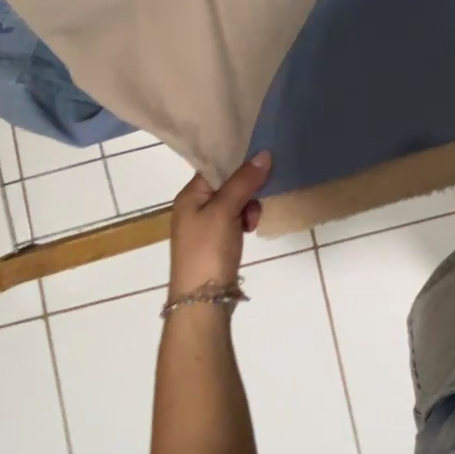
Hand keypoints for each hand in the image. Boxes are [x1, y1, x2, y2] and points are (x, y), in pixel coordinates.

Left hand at [168, 151, 272, 296]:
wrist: (203, 300)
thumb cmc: (208, 249)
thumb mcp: (225, 210)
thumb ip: (244, 181)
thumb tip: (264, 153)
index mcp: (190, 195)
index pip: (215, 165)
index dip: (238, 160)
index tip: (264, 157)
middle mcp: (195, 206)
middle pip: (228, 182)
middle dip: (248, 187)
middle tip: (259, 197)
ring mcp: (206, 224)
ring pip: (236, 200)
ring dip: (249, 205)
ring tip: (252, 221)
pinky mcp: (218, 239)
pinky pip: (236, 217)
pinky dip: (246, 219)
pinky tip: (250, 229)